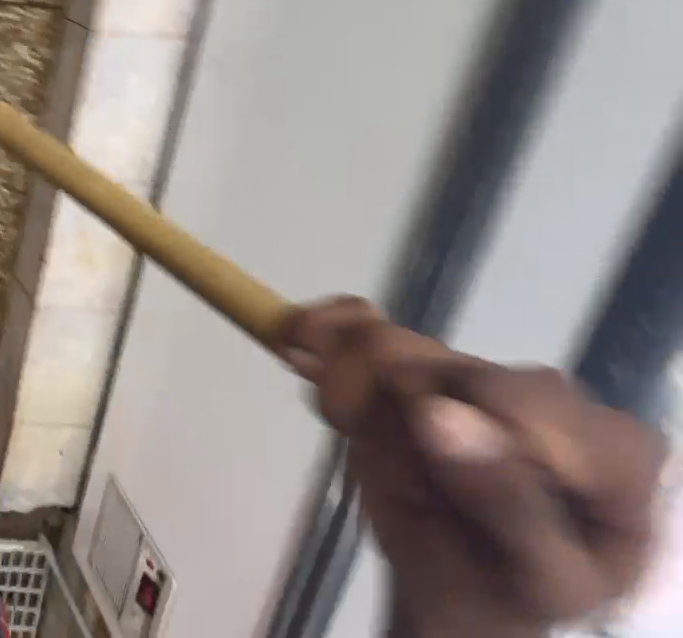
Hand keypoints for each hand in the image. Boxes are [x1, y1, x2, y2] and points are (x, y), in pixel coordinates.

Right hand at [281, 298, 665, 636]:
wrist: (452, 582)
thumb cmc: (507, 587)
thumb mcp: (535, 576)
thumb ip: (506, 503)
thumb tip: (438, 412)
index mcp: (605, 444)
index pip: (516, 397)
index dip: (453, 425)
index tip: (425, 473)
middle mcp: (540, 395)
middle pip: (434, 363)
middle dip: (387, 415)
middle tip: (390, 474)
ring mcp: (466, 371)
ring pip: (379, 340)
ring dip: (344, 388)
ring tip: (350, 431)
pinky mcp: (409, 360)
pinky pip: (351, 318)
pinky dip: (312, 334)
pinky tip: (299, 357)